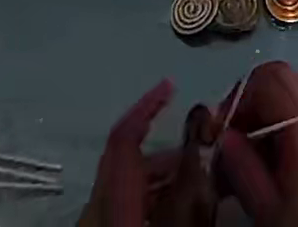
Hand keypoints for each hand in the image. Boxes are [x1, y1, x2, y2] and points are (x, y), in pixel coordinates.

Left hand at [77, 81, 217, 226]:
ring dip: (163, 173)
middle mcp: (93, 208)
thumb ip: (193, 170)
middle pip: (127, 160)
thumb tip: (205, 120)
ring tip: (199, 180)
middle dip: (168, 149)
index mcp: (111, 198)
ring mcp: (93, 224)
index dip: (146, 105)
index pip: (122, 137)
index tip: (171, 85)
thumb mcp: (182, 217)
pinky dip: (152, 193)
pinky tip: (178, 204)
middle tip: (203, 149)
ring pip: (128, 183)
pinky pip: (124, 202)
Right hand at [213, 62, 297, 226]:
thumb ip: (244, 168)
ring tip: (234, 159)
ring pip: (282, 98)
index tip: (219, 130)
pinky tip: (254, 165)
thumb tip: (221, 136)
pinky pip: (290, 117)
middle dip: (245, 103)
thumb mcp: (268, 205)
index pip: (268, 78)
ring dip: (255, 118)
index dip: (238, 97)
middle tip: (225, 141)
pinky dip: (268, 129)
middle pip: (276, 80)